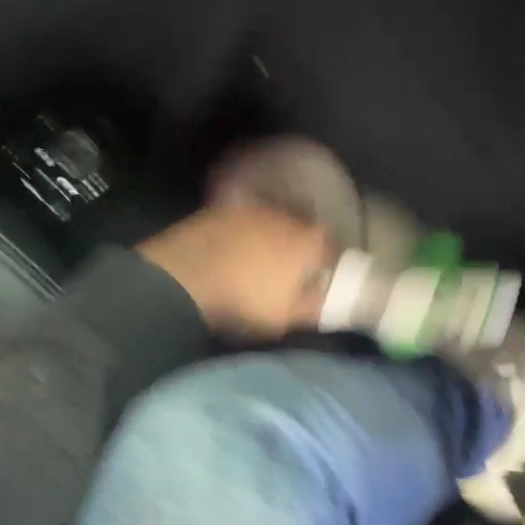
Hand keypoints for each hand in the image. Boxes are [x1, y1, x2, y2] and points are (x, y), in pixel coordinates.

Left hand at [137, 206, 332, 338]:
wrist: (186, 276)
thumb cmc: (246, 299)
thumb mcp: (288, 316)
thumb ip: (317, 305)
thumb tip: (338, 303)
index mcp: (311, 240)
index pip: (332, 251)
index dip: (325, 270)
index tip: (316, 285)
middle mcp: (288, 216)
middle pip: (302, 234)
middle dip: (297, 253)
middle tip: (284, 278)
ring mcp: (252, 209)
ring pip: (270, 227)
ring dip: (267, 243)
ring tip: (253, 268)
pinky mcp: (222, 210)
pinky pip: (240, 225)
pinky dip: (239, 238)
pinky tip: (228, 256)